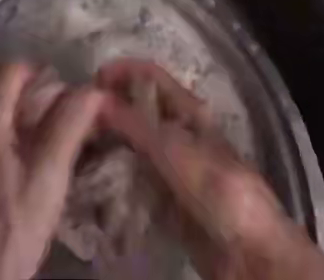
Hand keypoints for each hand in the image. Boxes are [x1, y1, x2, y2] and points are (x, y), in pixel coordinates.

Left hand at [0, 62, 103, 279]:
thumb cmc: (13, 228)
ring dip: (30, 119)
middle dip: (41, 98)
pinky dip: (15, 137)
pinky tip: (34, 165)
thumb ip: (71, 125)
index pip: (13, 69)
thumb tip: (96, 90)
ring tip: (59, 144)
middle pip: (5, 89)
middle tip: (72, 122)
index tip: (72, 97)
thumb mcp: (49, 175)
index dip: (46, 75)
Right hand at [95, 60, 323, 279]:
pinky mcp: (165, 198)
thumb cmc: (220, 190)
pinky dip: (112, 177)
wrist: (249, 253)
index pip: (149, 75)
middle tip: (74, 121)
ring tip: (75, 149)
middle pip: (136, 109)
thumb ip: (137, 124)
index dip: (121, 70)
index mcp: (188, 110)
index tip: (89, 80)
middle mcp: (177, 131)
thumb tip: (96, 98)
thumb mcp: (176, 151)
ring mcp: (171, 166)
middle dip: (107, 110)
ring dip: (106, 144)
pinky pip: (133, 179)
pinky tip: (90, 181)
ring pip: (131, 144)